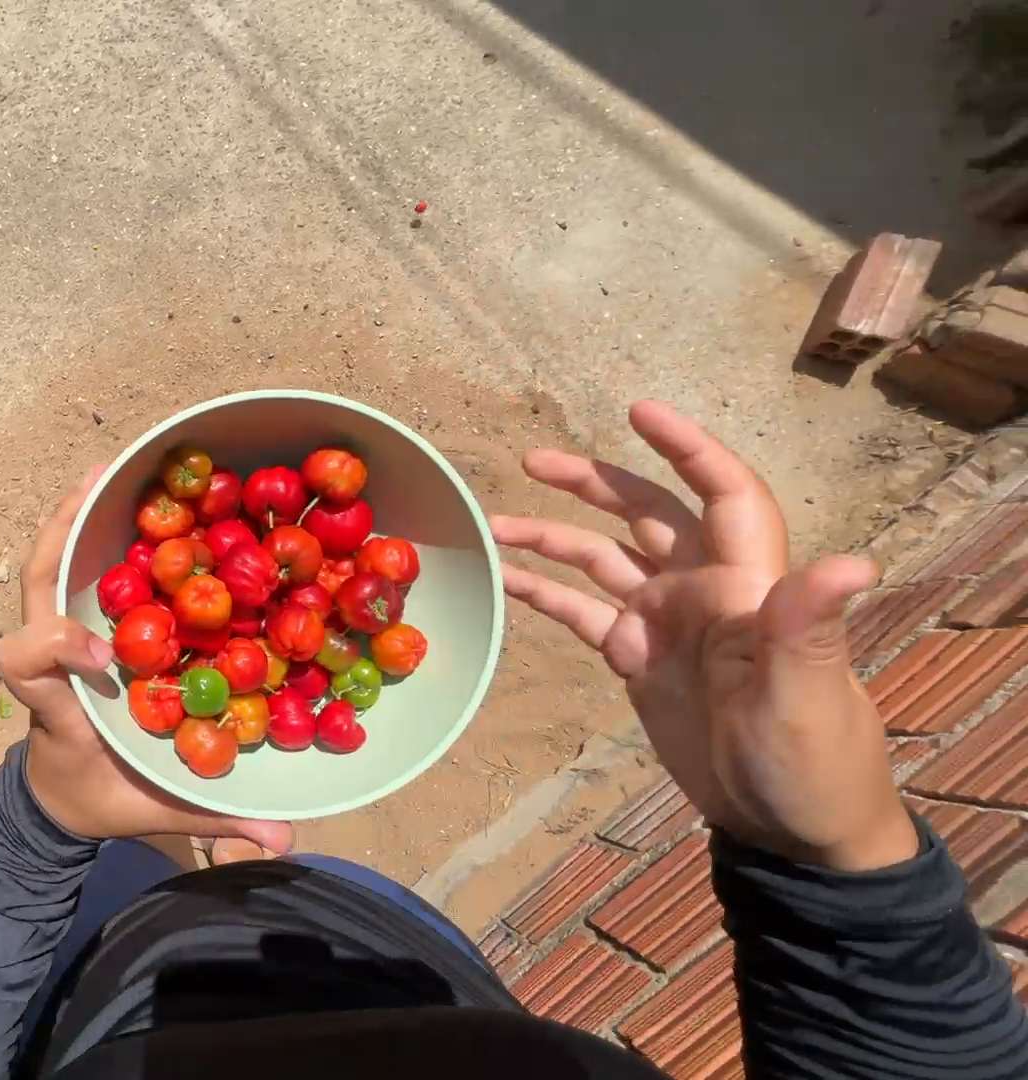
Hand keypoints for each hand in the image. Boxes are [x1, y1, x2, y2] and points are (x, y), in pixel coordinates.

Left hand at [0, 467, 292, 853]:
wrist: (61, 793)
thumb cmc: (99, 793)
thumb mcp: (148, 809)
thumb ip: (208, 819)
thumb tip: (283, 838)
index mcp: (59, 705)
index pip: (25, 664)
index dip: (54, 648)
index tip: (103, 661)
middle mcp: (51, 664)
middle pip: (34, 589)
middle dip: (59, 539)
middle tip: (97, 486)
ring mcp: (57, 638)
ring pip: (48, 568)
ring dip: (72, 519)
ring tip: (107, 473)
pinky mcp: (73, 627)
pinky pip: (70, 573)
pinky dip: (85, 535)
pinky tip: (120, 505)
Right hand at [491, 402, 914, 870]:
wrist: (782, 823)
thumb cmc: (813, 760)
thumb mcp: (807, 696)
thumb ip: (807, 628)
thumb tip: (849, 563)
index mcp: (745, 586)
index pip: (722, 497)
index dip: (687, 450)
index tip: (638, 413)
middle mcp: (699, 590)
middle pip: (642, 516)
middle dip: (591, 482)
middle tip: (531, 461)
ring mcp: (662, 621)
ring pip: (597, 560)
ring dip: (548, 539)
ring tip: (494, 527)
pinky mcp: (633, 654)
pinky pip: (578, 611)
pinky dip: (541, 593)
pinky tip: (504, 581)